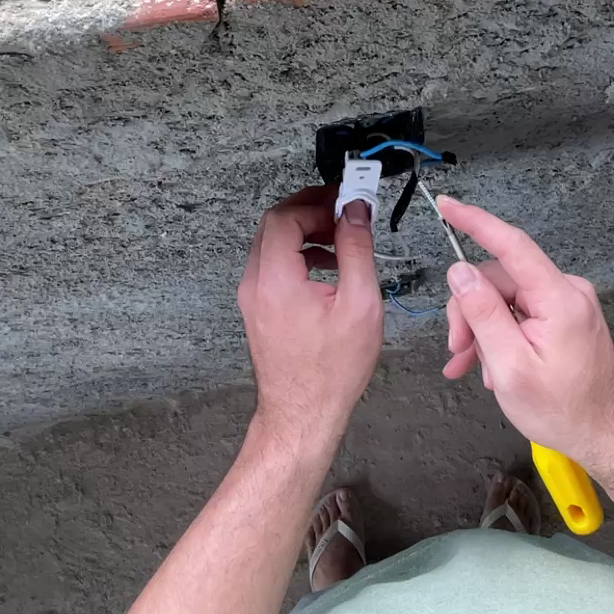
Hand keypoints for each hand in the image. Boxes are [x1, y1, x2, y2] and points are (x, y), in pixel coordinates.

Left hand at [237, 187, 383, 445]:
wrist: (303, 414)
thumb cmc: (331, 370)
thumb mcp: (360, 304)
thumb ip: (356, 250)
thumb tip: (355, 212)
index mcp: (276, 280)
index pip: (286, 216)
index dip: (316, 201)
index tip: (346, 199)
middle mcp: (256, 284)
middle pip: (275, 224)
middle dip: (311, 209)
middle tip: (344, 209)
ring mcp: (253, 296)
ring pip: (272, 242)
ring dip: (305, 230)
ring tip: (341, 236)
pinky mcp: (259, 307)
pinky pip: (273, 263)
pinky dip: (299, 252)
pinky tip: (328, 264)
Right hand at [437, 196, 613, 469]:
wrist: (607, 435)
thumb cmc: (563, 410)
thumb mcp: (511, 367)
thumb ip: (483, 314)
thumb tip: (460, 271)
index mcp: (558, 298)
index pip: (512, 245)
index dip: (476, 222)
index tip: (447, 205)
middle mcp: (566, 290)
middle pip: (499, 279)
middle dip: (470, 311)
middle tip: (458, 351)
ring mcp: (566, 301)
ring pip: (504, 297)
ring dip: (483, 329)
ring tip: (475, 367)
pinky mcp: (563, 314)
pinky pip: (519, 310)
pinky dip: (500, 333)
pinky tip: (489, 365)